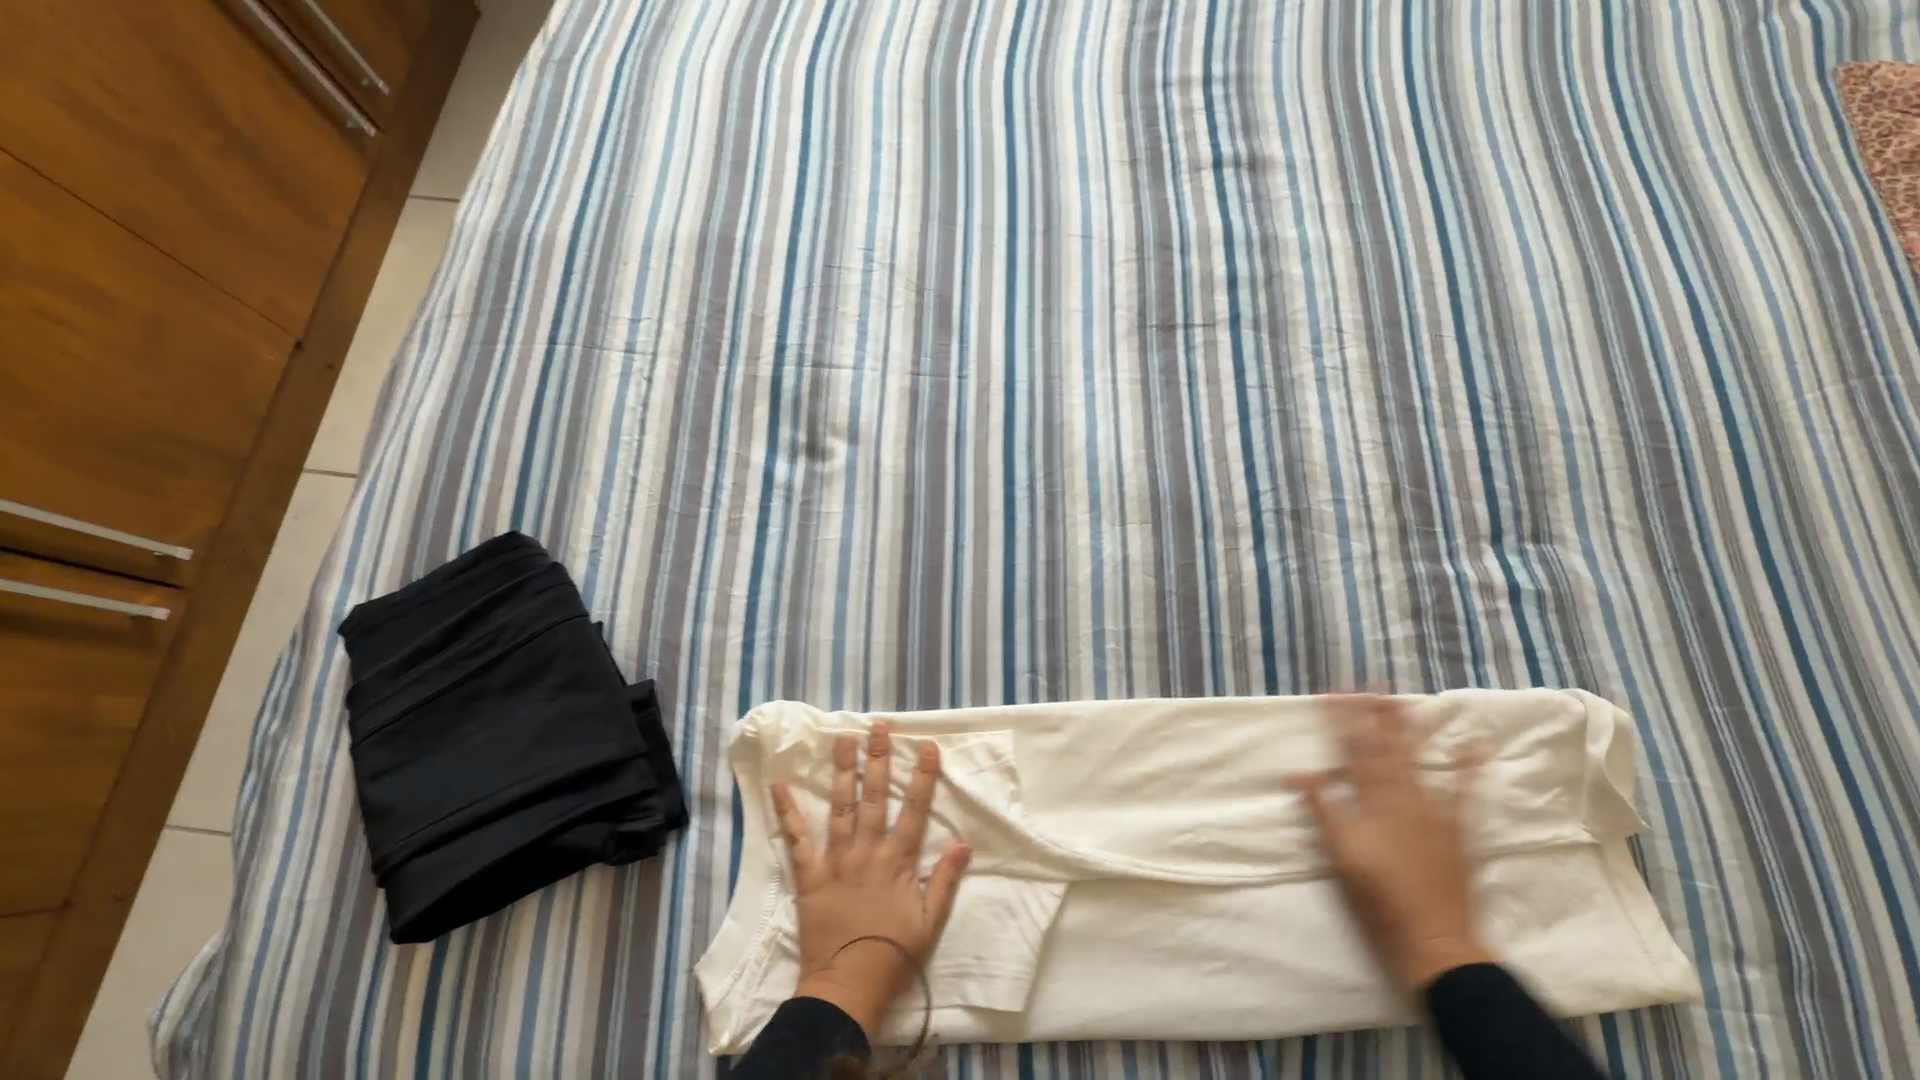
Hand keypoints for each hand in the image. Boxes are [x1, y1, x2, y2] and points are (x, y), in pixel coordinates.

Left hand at [769, 720, 971, 1037]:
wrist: (848, 986)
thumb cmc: (893, 955)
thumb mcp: (931, 922)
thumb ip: (945, 880)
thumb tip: (962, 843)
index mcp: (898, 862)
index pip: (914, 810)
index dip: (922, 777)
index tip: (925, 746)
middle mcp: (868, 852)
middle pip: (875, 797)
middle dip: (878, 758)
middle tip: (878, 725)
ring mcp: (836, 861)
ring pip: (841, 807)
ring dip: (842, 771)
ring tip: (842, 738)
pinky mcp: (810, 876)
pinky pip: (797, 840)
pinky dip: (787, 813)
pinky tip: (779, 786)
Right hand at [1290, 695, 1493, 995]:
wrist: (1436, 944)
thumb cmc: (1380, 901)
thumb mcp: (1342, 857)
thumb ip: (1324, 811)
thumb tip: (1298, 773)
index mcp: (1374, 803)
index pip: (1354, 751)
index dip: (1342, 720)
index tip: (1331, 693)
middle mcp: (1406, 798)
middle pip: (1388, 747)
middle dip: (1376, 714)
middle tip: (1370, 684)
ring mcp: (1436, 813)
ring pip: (1424, 760)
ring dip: (1417, 728)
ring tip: (1412, 699)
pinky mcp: (1459, 831)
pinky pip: (1466, 793)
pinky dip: (1469, 767)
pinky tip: (1475, 745)